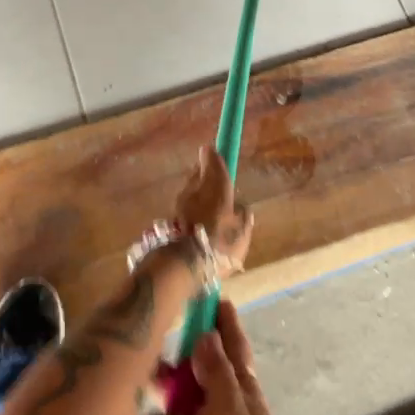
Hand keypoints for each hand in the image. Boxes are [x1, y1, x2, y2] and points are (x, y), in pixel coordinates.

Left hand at [173, 148, 253, 278]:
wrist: (181, 266)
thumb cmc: (218, 247)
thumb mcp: (242, 234)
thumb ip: (243, 217)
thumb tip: (241, 207)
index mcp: (217, 189)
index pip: (215, 165)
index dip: (214, 157)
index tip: (212, 149)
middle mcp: (197, 190)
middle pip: (199, 173)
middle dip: (204, 170)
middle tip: (209, 170)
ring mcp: (181, 203)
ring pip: (190, 188)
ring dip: (196, 188)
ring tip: (205, 196)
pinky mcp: (171, 217)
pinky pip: (184, 204)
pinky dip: (190, 205)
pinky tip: (195, 215)